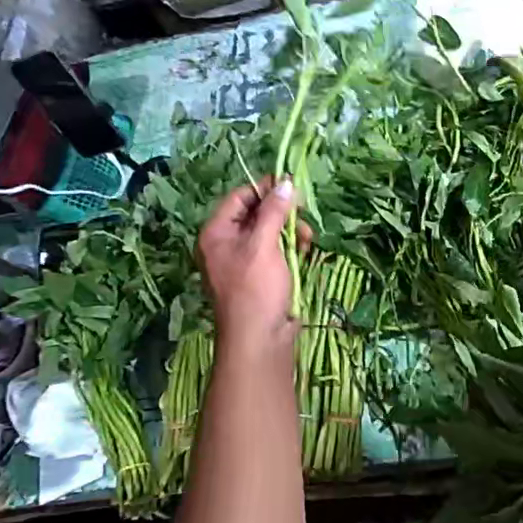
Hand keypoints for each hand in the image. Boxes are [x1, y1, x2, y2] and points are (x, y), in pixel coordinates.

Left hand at [198, 175, 300, 351]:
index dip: (265, 189)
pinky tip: (303, 253)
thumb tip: (285, 182)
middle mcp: (227, 244)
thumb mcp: (264, 245)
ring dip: (290, 231)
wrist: (260, 340)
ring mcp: (244, 262)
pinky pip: (276, 252)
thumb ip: (274, 211)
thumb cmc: (255, 290)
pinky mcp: (261, 276)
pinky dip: (290, 249)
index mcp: (216, 233)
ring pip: (271, 233)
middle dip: (282, 213)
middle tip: (303, 216)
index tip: (292, 185)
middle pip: (257, 214)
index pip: (240, 197)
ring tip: (306, 240)